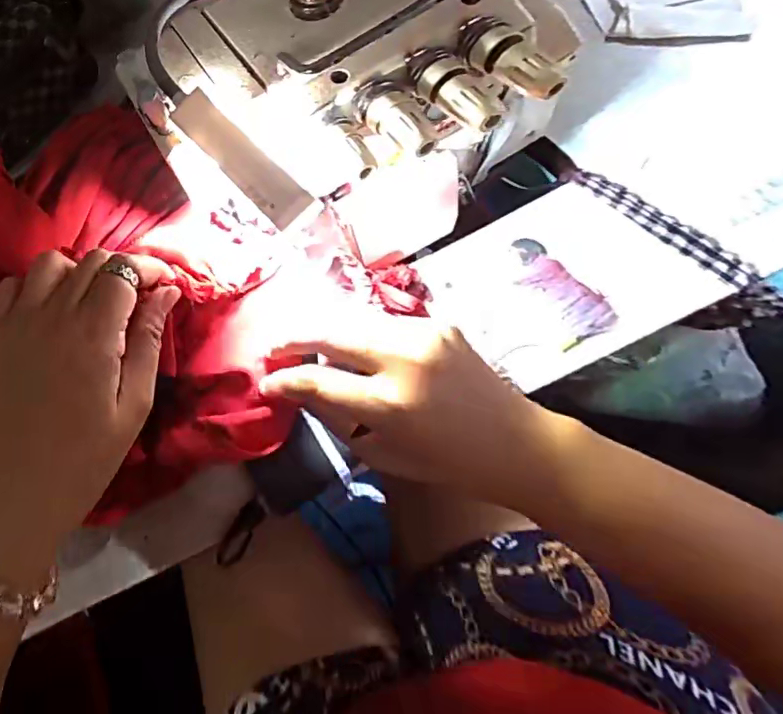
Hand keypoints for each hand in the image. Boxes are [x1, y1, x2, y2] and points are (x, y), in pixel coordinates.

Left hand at [0, 249, 181, 581]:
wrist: (21, 491)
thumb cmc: (88, 456)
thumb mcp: (135, 403)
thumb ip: (150, 340)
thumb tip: (167, 293)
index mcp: (92, 333)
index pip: (123, 270)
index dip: (149, 269)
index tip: (164, 284)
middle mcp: (53, 315)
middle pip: (92, 260)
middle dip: (121, 270)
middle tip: (135, 299)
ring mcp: (17, 322)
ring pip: (51, 263)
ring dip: (77, 272)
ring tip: (90, 301)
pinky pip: (12, 285)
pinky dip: (34, 286)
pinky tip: (49, 312)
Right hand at [259, 316, 546, 504]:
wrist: (517, 442)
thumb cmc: (447, 462)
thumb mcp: (383, 455)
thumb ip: (336, 418)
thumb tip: (298, 390)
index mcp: (391, 405)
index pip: (319, 382)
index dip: (285, 380)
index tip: (265, 380)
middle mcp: (404, 361)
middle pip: (330, 333)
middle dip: (295, 339)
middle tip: (275, 349)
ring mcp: (423, 334)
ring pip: (354, 319)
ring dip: (325, 330)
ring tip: (306, 342)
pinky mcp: (438, 323)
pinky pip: (383, 322)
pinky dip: (361, 332)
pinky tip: (355, 345)